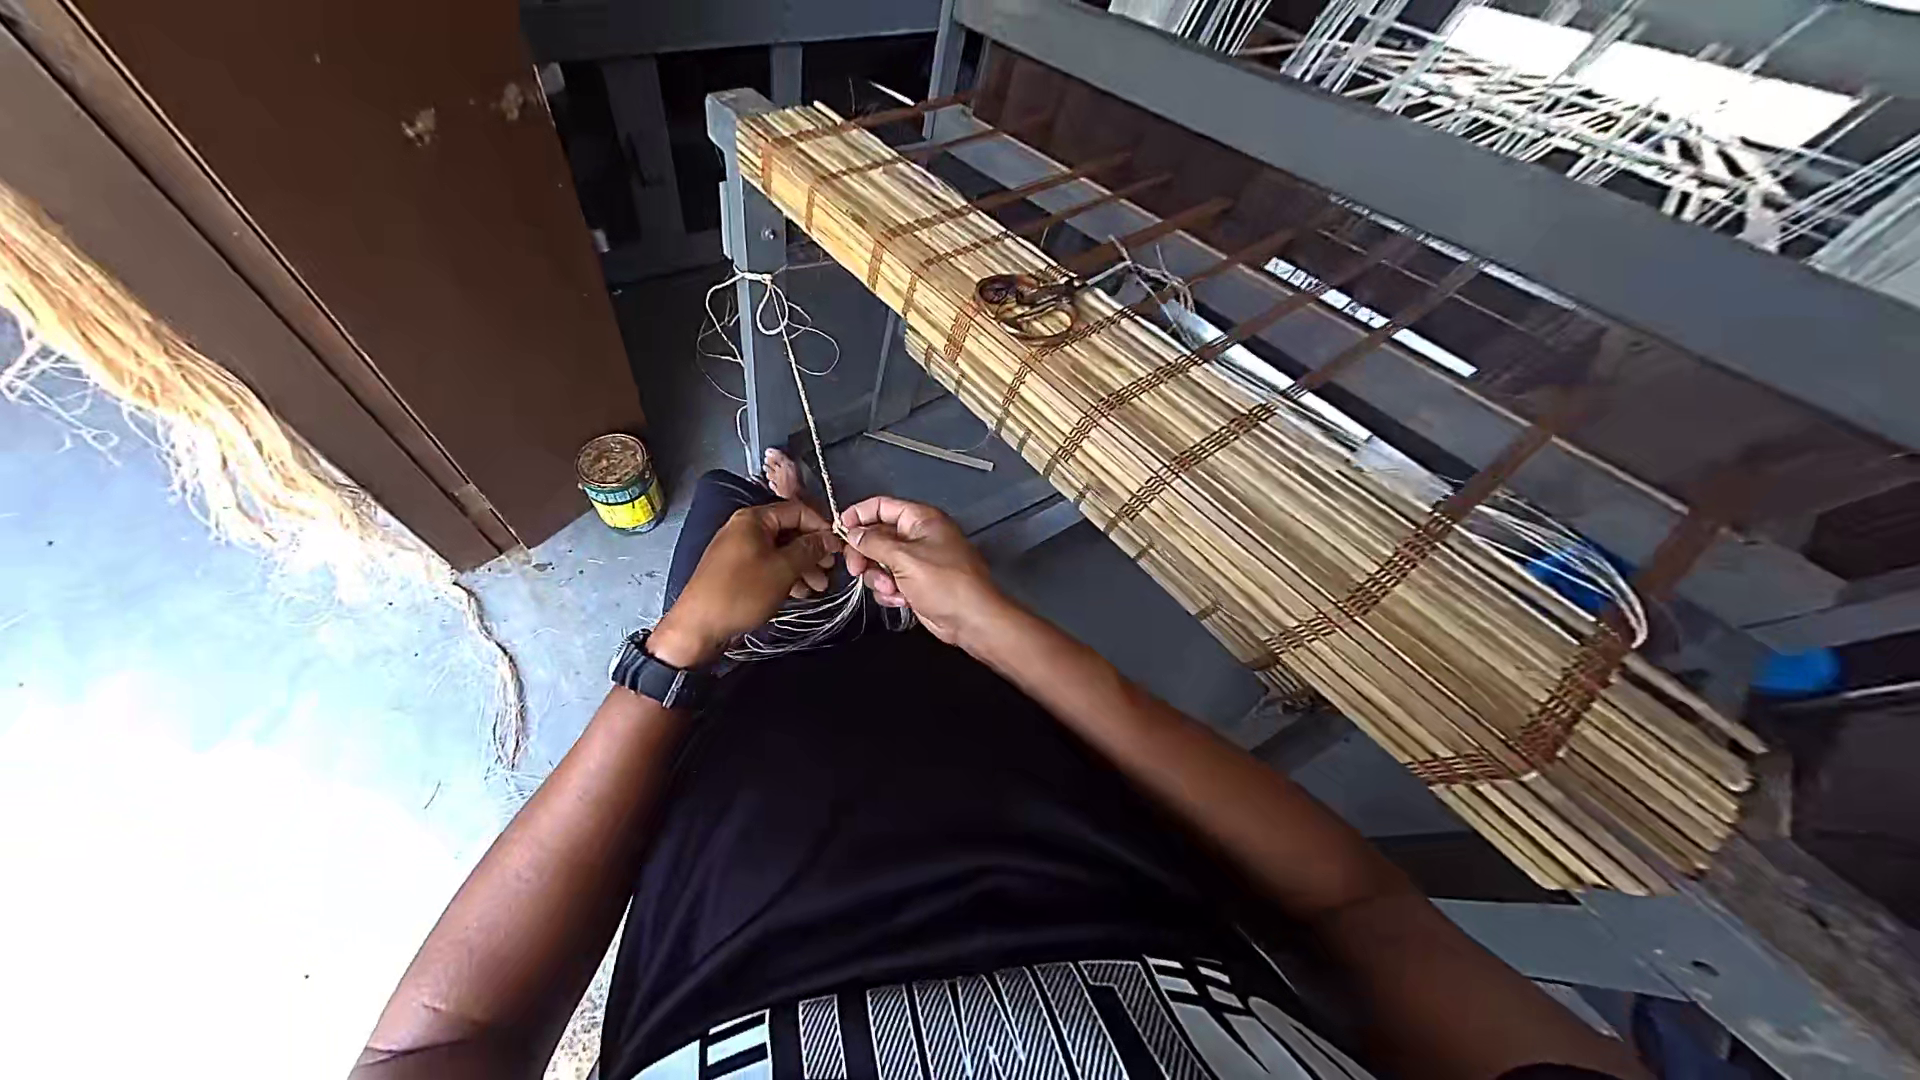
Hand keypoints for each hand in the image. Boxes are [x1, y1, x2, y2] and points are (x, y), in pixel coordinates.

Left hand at [651, 500, 840, 666]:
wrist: (698, 628)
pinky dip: (787, 576)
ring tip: (820, 587)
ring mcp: (740, 551)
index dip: (821, 527)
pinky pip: (769, 566)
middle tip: (830, 570)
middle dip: (813, 550)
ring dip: (803, 567)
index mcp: (754, 519)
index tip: (838, 547)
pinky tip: (801, 592)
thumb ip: (809, 549)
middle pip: (790, 531)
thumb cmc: (741, 593)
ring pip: (781, 551)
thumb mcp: (783, 569)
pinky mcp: (738, 572)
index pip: (797, 511)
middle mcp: (746, 529)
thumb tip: (829, 538)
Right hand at [839, 496, 1009, 646]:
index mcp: (921, 520)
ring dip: (878, 578)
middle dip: (865, 554)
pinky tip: (901, 600)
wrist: (971, 620)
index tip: (840, 529)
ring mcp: (918, 561)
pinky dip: (890, 592)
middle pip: (877, 536)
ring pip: (880, 562)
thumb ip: (874, 543)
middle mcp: (919, 536)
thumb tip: (853, 532)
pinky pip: (890, 581)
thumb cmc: (947, 584)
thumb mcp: (904, 558)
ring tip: (890, 589)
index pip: (882, 506)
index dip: (859, 515)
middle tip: (856, 569)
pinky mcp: (917, 583)